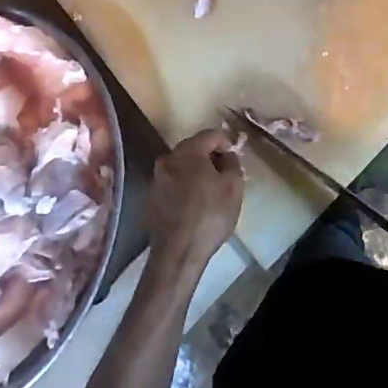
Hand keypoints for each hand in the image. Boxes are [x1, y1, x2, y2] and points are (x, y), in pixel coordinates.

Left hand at [146, 129, 244, 281]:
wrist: (177, 252)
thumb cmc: (210, 215)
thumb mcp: (234, 186)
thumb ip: (232, 163)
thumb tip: (226, 156)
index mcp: (188, 150)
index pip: (211, 134)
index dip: (227, 143)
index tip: (235, 159)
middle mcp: (168, 159)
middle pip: (194, 148)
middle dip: (211, 157)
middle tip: (226, 174)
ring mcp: (157, 179)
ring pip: (183, 166)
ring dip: (198, 172)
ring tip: (212, 191)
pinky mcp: (152, 198)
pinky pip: (174, 183)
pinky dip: (186, 186)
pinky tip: (196, 204)